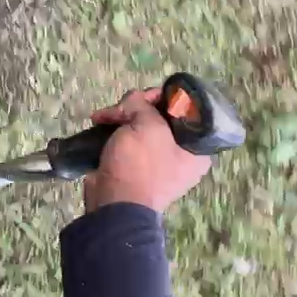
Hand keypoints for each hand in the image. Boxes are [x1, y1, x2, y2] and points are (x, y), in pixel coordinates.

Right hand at [81, 88, 211, 213]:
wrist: (116, 201)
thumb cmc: (141, 164)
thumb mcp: (147, 126)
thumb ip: (143, 105)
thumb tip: (134, 100)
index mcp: (197, 149)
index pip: (185, 112)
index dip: (162, 98)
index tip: (142, 96)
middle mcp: (182, 154)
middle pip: (160, 116)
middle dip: (135, 107)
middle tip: (118, 108)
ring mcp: (158, 161)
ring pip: (141, 125)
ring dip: (120, 116)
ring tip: (101, 117)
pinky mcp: (136, 164)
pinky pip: (129, 138)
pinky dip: (115, 129)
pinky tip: (99, 124)